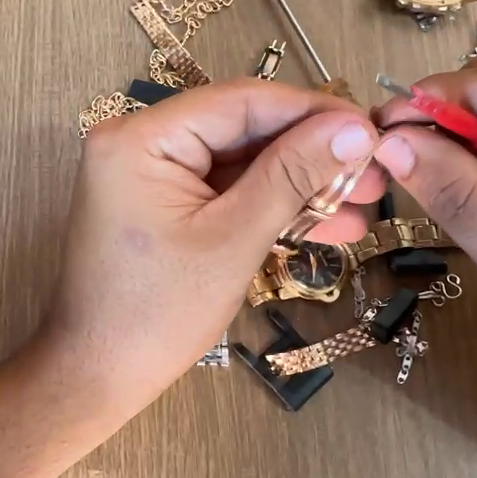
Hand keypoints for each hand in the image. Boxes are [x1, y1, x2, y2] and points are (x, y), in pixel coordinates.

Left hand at [41, 80, 384, 410]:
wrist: (100, 375)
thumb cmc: (157, 314)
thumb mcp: (233, 240)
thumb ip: (293, 175)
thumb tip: (355, 127)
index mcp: (140, 139)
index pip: (240, 102)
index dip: (311, 111)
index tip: (371, 128)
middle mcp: (139, 142)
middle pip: (242, 129)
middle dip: (312, 153)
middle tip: (376, 170)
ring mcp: (149, 173)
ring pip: (241, 162)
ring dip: (299, 183)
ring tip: (365, 201)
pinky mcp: (162, 203)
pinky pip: (225, 190)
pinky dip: (269, 205)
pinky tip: (327, 221)